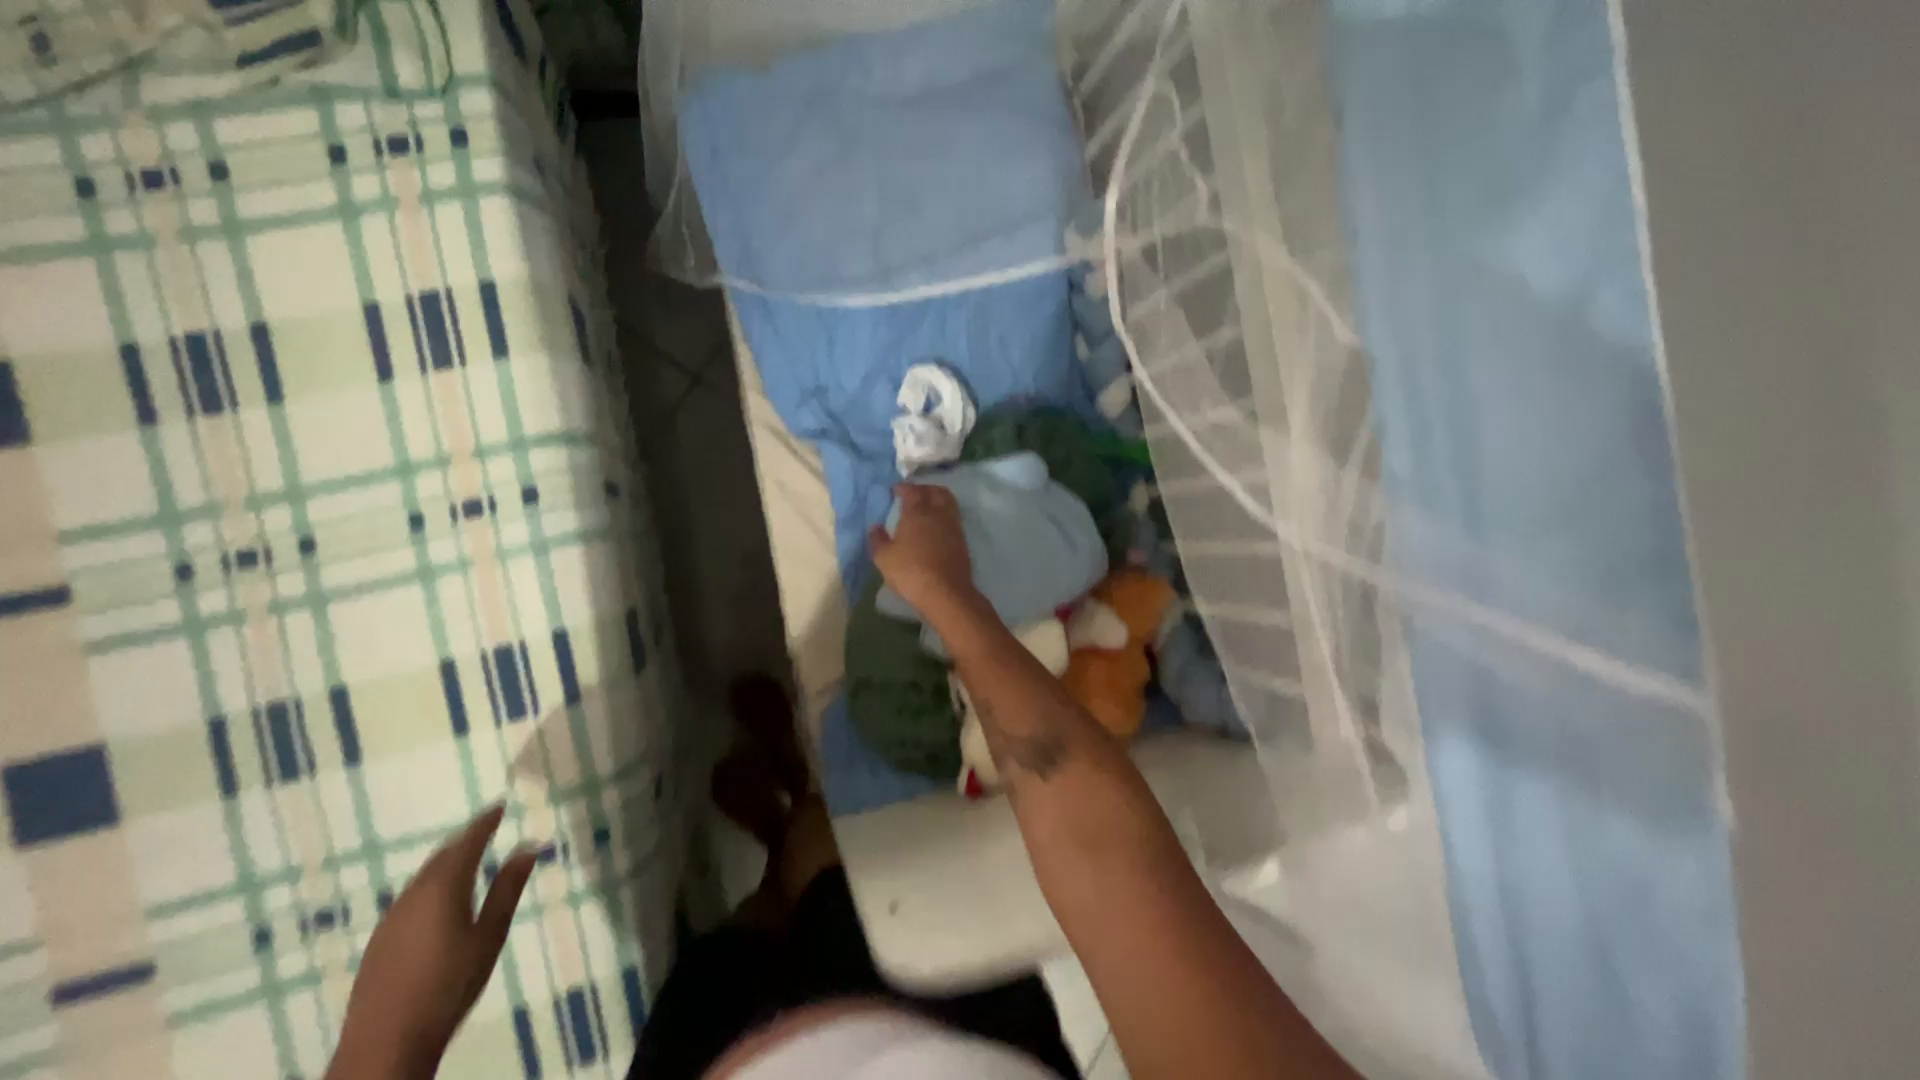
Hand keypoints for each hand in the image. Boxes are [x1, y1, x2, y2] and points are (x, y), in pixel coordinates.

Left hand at [326, 806, 536, 1079]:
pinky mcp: (381, 939)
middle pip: (442, 855)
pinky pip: (412, 897)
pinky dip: (432, 887)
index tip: (500, 805)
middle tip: (487, 829)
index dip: (485, 821)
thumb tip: (528, 848)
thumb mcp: (490, 935)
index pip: (467, 841)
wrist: (388, 1038)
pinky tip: (441, 904)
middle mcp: (413, 893)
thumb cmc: (450, 983)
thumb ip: (507, 889)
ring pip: (424, 877)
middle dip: (465, 840)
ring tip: (469, 863)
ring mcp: (392, 916)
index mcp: (444, 885)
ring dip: (447, 864)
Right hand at [869, 483, 975, 615]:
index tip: (895, 490)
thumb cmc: (910, 572)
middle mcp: (938, 513)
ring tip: (926, 507)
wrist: (945, 592)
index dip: (903, 488)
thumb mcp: (884, 558)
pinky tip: (936, 525)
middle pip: (935, 491)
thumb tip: (875, 527)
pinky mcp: (962, 540)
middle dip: (924, 488)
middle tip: (913, 494)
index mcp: (917, 512)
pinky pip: (954, 517)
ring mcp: (953, 526)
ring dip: (937, 499)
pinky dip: (944, 514)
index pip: (912, 491)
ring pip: (948, 502)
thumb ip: (878, 539)